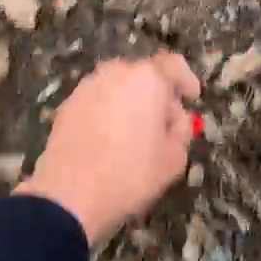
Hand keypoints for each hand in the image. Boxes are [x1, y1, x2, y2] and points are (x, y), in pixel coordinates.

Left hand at [15, 52, 200, 244]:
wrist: (69, 195)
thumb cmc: (130, 175)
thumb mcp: (174, 158)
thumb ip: (182, 128)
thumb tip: (173, 115)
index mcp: (147, 79)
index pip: (174, 65)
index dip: (186, 80)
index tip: (192, 97)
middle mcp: (116, 72)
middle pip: (144, 74)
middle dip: (156, 93)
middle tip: (163, 122)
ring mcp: (88, 85)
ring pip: (118, 86)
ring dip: (130, 101)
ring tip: (133, 133)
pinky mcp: (68, 103)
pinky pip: (97, 99)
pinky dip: (107, 111)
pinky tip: (107, 139)